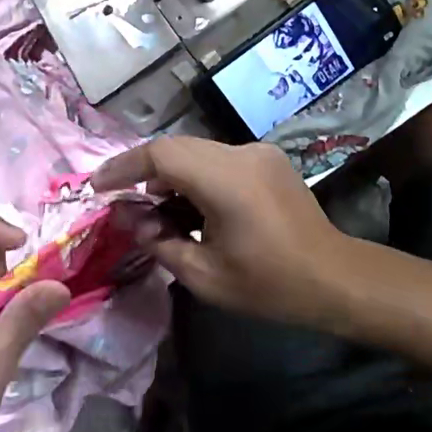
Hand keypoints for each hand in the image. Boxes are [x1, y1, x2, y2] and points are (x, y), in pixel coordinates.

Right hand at [91, 137, 355, 326]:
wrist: (333, 277)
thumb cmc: (268, 284)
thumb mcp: (204, 274)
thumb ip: (160, 240)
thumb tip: (129, 218)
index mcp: (226, 180)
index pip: (161, 154)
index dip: (124, 166)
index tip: (98, 187)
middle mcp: (242, 154)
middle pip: (178, 148)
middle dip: (145, 171)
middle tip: (121, 201)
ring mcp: (259, 153)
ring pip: (199, 152)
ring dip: (172, 174)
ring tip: (155, 210)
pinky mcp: (269, 161)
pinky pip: (221, 160)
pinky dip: (197, 176)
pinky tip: (191, 206)